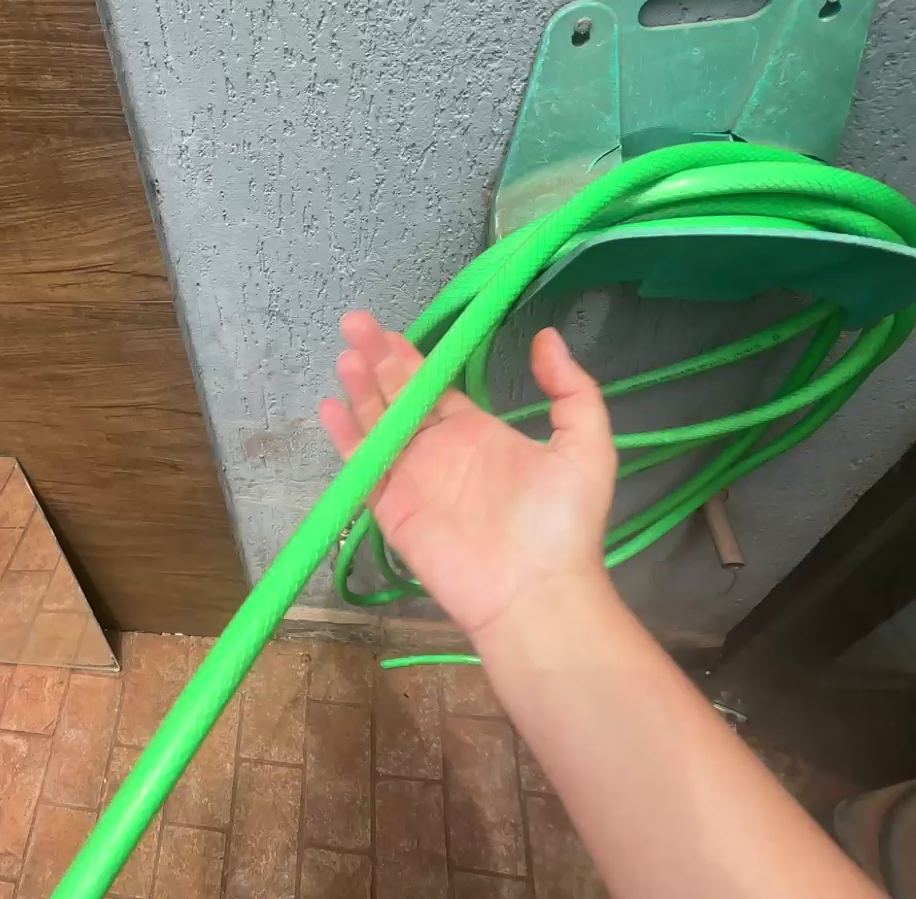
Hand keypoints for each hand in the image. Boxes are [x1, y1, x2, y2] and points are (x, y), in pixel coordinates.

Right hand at [318, 312, 618, 634]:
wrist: (535, 591)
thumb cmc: (562, 523)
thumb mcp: (585, 447)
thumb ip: (571, 390)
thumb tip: (547, 336)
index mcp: (473, 430)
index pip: (432, 385)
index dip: (409, 356)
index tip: (387, 329)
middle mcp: (436, 447)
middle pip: (397, 394)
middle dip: (375, 358)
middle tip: (354, 323)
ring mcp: (410, 475)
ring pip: (375, 423)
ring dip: (359, 389)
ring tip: (345, 357)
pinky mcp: (390, 505)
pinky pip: (362, 466)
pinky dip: (344, 437)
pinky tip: (330, 407)